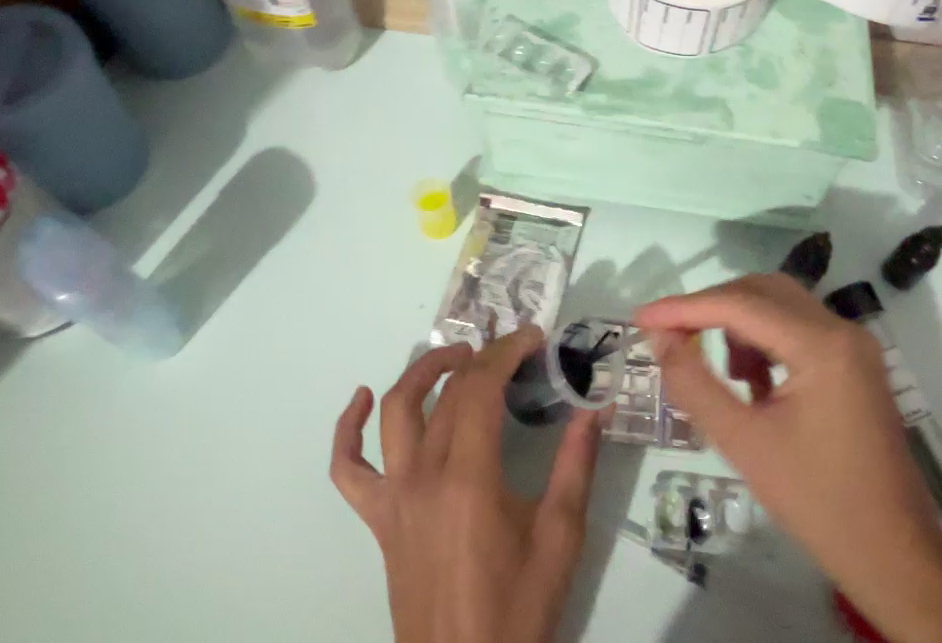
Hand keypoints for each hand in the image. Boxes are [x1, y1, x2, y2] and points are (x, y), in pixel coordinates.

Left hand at [330, 327, 602, 642]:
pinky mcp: (378, 520)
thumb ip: (576, 466)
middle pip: (445, 396)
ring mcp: (394, 497)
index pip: (480, 390)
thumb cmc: (518, 605)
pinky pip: (348, 469)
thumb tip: (594, 408)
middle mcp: (423, 477)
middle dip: (480, 359)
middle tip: (512, 350)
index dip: (505, 352)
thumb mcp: (561, 537)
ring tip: (454, 357)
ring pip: (394, 414)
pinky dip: (347, 429)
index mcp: (469, 478)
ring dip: (420, 373)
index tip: (532, 336)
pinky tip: (362, 400)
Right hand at [636, 274, 941, 642]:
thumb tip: (658, 338)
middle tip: (672, 337)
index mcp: (821, 345)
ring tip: (722, 374)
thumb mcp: (742, 441)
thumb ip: (693, 382)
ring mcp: (855, 346)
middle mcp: (842, 331)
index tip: (639, 320)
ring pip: (781, 306)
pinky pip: (800, 330)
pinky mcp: (856, 365)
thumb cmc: (815, 500)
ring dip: (739, 324)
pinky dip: (766, 342)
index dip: (683, 308)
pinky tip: (752, 385)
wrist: (892, 551)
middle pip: (762, 291)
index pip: (739, 304)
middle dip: (711, 308)